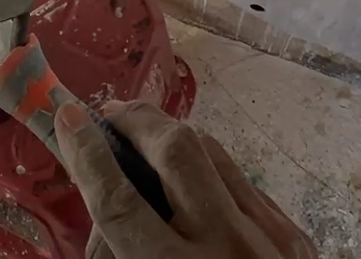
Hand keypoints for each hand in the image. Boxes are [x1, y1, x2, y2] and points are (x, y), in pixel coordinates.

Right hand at [55, 101, 317, 258]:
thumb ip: (118, 249)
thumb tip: (99, 187)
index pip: (121, 204)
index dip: (89, 157)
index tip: (67, 118)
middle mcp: (227, 251)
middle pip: (175, 154)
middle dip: (136, 122)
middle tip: (109, 115)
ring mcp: (269, 237)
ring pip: (211, 151)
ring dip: (171, 135)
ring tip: (144, 133)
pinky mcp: (293, 233)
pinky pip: (239, 178)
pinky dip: (208, 167)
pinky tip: (190, 172)